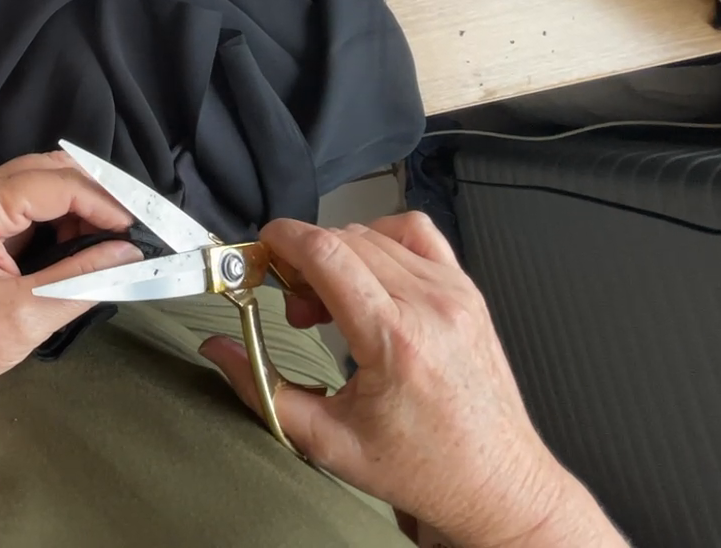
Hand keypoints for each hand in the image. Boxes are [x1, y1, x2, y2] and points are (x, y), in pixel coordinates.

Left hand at [0, 152, 143, 420]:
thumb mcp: (24, 317)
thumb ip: (80, 280)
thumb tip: (131, 254)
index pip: (57, 184)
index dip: (106, 202)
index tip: (146, 229)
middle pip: (52, 171)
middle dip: (100, 195)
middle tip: (143, 227)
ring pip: (45, 183)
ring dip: (85, 205)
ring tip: (121, 239)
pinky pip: (32, 204)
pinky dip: (66, 217)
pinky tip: (90, 243)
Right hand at [200, 214, 623, 547]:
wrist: (504, 489)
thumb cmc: (424, 470)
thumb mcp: (328, 441)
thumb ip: (261, 388)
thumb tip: (216, 348)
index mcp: (394, 339)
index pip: (325, 251)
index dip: (282, 239)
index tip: (261, 253)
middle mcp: (429, 306)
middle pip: (339, 239)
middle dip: (300, 257)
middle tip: (294, 304)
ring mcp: (454, 293)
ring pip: (369, 233)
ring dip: (334, 254)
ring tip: (330, 303)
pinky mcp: (467, 291)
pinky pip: (412, 232)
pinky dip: (378, 240)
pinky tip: (368, 276)